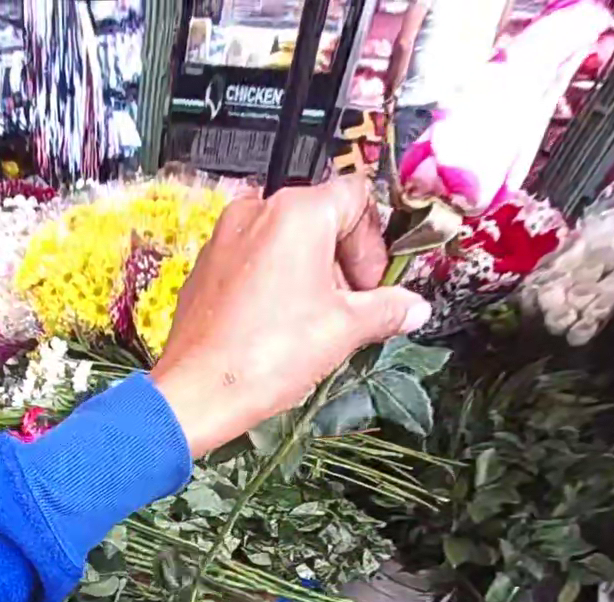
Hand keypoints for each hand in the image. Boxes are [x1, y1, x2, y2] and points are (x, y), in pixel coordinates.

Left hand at [150, 176, 430, 456]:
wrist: (199, 392)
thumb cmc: (268, 355)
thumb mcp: (343, 330)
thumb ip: (387, 310)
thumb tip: (414, 307)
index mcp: (297, 212)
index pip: (356, 198)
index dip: (374, 244)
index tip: (373, 288)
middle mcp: (256, 211)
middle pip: (320, 221)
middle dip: (343, 265)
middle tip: (349, 312)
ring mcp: (225, 238)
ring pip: (285, 243)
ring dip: (310, 277)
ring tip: (312, 326)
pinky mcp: (206, 268)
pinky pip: (254, 263)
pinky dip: (274, 286)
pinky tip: (276, 329)